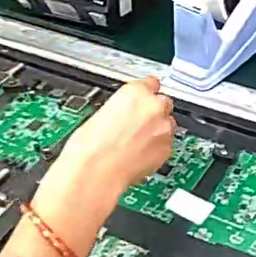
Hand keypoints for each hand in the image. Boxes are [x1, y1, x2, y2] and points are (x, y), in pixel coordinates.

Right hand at [42, 75, 175, 201]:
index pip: (151, 83)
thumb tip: (127, 112)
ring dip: (156, 131)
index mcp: (135, 92)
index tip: (147, 97)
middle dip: (153, 113)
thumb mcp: (101, 114)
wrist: (94, 173)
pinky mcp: (167, 148)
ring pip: (167, 124)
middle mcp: (153, 106)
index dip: (147, 93)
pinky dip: (157, 148)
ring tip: (135, 144)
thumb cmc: (88, 147)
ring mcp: (163, 127)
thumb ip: (122, 107)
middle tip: (137, 126)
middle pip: (163, 103)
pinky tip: (139, 154)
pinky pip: (166, 144)